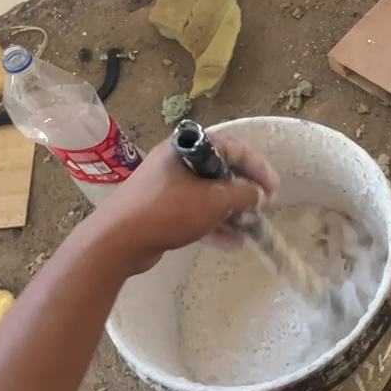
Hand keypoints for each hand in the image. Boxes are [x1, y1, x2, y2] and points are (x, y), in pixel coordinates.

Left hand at [84, 133, 277, 274]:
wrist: (117, 241)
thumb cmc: (168, 211)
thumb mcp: (214, 201)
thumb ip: (243, 194)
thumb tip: (259, 195)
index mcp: (187, 147)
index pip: (234, 148)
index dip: (259, 168)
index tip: (274, 189)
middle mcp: (178, 162)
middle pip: (222, 171)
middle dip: (245, 191)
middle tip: (263, 206)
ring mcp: (168, 186)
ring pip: (209, 194)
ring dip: (232, 211)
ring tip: (251, 227)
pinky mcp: (162, 209)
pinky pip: (196, 212)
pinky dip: (215, 225)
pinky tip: (235, 243)